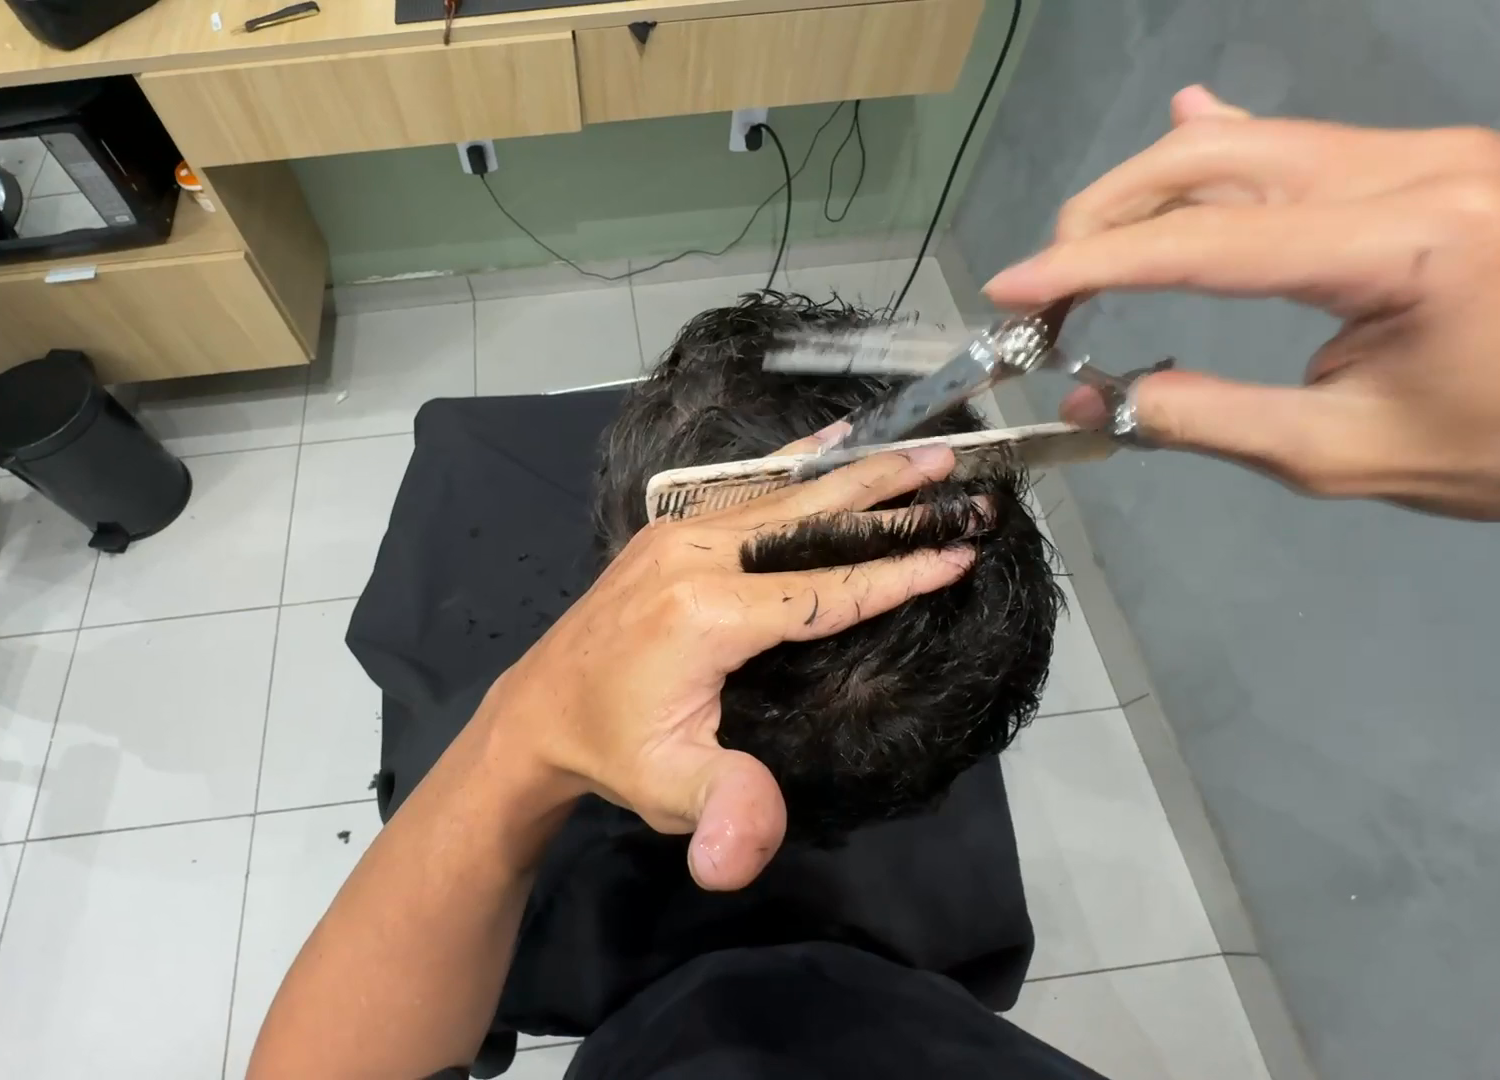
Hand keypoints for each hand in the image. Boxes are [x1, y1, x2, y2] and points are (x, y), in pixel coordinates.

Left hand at [478, 434, 972, 890]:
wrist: (540, 707)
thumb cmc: (612, 749)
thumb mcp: (666, 789)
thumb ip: (719, 809)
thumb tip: (743, 860)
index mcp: (706, 613)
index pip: (822, 589)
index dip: (895, 574)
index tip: (959, 551)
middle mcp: (694, 555)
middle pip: (810, 520)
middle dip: (889, 498)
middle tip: (956, 470)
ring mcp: (676, 533)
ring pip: (782, 495)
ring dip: (854, 474)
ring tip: (917, 451)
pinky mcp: (667, 530)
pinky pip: (744, 489)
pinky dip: (793, 462)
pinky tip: (830, 439)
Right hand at [984, 85, 1499, 533]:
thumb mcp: (1332, 453)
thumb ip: (1198, 417)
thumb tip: (1088, 402)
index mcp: (1408, 244)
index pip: (1203, 241)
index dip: (1088, 266)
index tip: (1009, 291)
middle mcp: (1416, 168)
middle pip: (1212, 161)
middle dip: (1102, 218)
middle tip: (1043, 288)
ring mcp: (1425, 153)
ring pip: (1244, 144)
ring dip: (1142, 194)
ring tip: (1081, 258)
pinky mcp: (1423, 162)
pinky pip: (1295, 142)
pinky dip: (1218, 151)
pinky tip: (1183, 124)